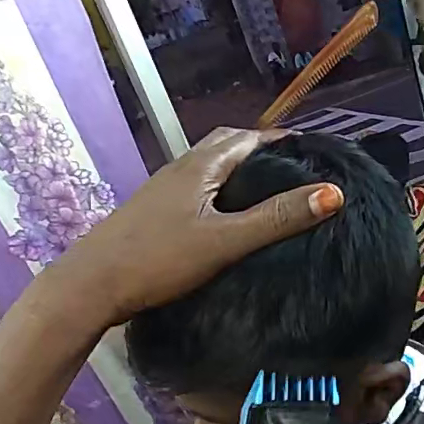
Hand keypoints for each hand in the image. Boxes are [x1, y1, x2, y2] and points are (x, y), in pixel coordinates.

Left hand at [46, 127, 341, 326]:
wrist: (90, 285)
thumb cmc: (159, 259)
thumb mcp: (226, 241)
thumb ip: (277, 219)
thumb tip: (333, 193)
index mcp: (201, 166)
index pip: (248, 138)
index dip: (280, 139)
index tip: (310, 149)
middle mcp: (180, 168)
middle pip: (225, 145)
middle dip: (258, 148)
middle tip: (290, 165)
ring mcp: (162, 189)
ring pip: (207, 165)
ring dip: (237, 167)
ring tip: (265, 187)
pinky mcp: (151, 211)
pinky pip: (194, 185)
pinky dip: (218, 187)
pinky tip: (223, 213)